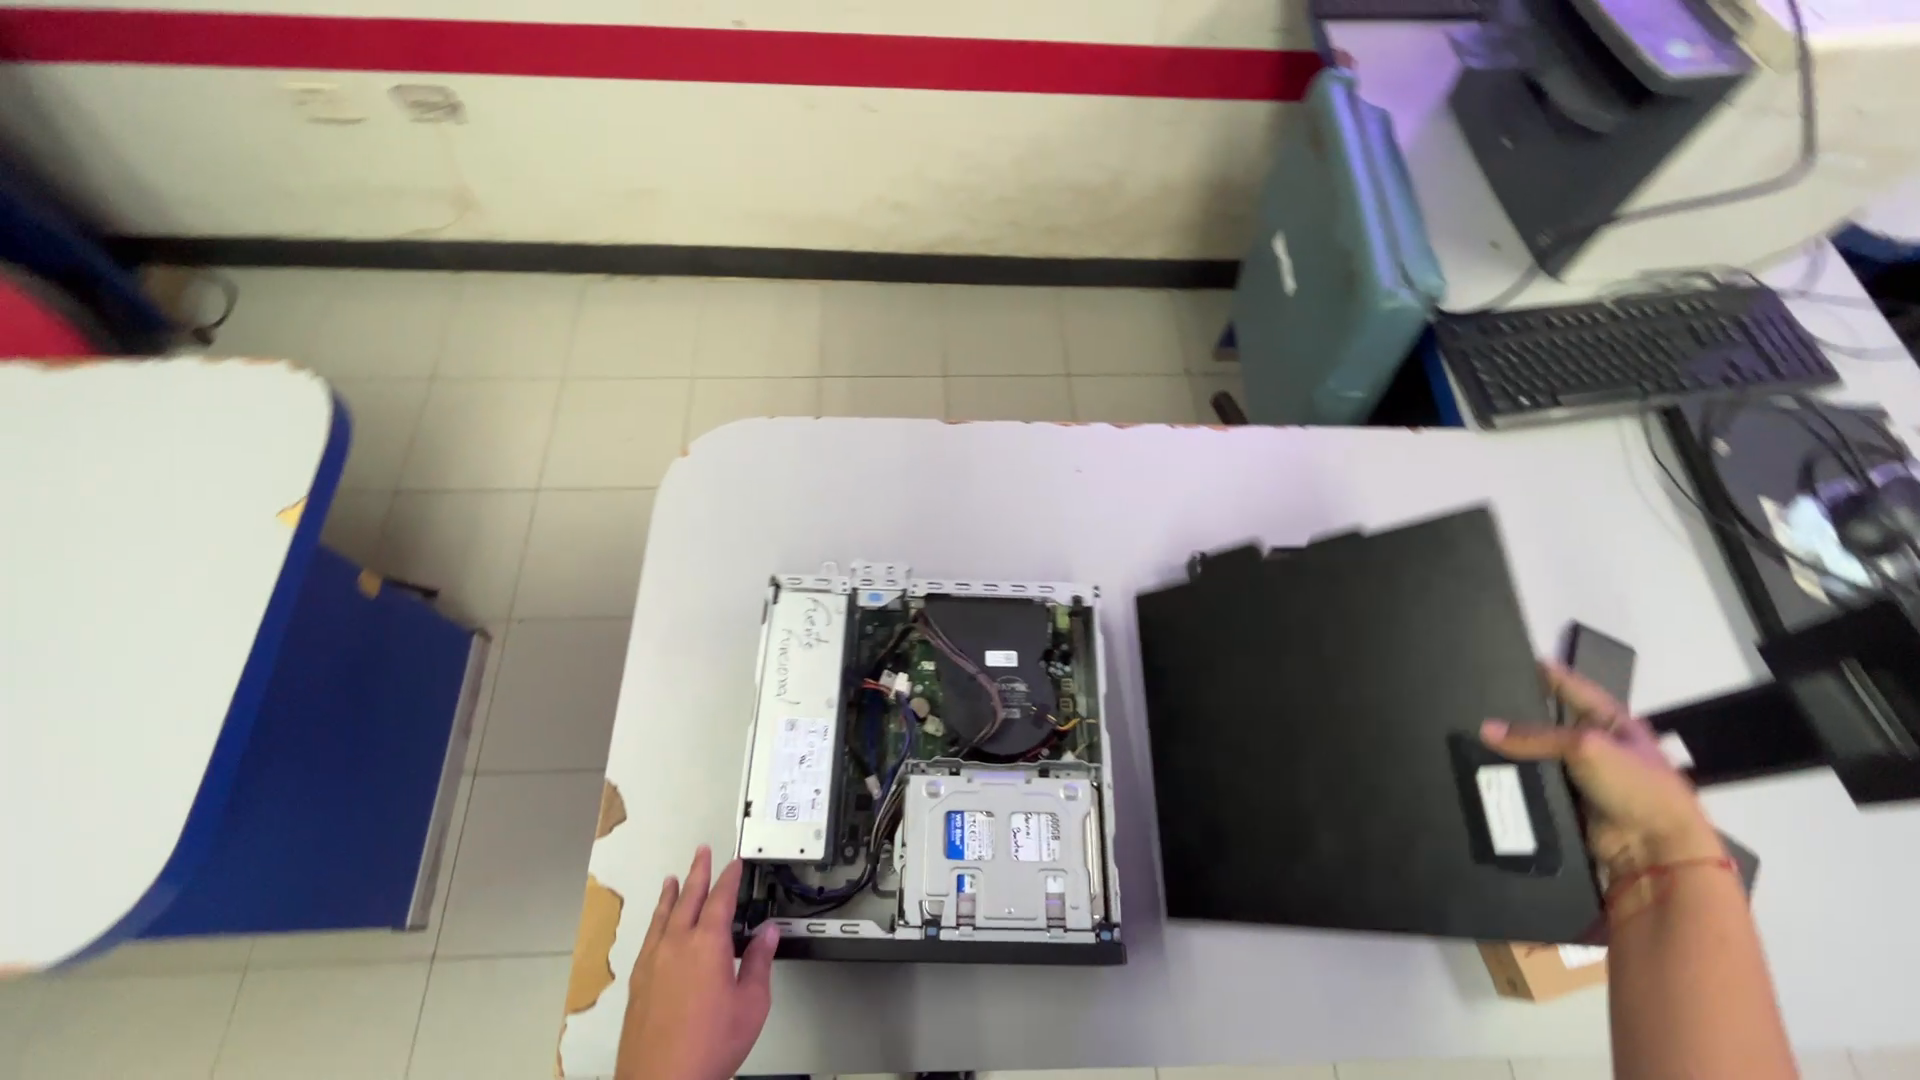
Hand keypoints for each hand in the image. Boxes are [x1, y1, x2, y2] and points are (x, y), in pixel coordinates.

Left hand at [615, 846, 779, 1079]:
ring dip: (672, 894)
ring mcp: (652, 963)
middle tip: (702, 853)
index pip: (721, 899)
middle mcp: (676, 946)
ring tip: (674, 879)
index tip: (734, 864)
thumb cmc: (710, 1047)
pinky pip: (649, 938)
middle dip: (698, 873)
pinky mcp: (637, 983)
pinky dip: (656, 921)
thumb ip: (758, 963)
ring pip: (663, 916)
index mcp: (707, 945)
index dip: (729, 878)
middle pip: (688, 898)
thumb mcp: (751, 1004)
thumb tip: (768, 935)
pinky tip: (658, 925)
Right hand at [1482, 661, 1721, 877]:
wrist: (1654, 848)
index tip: (1519, 659)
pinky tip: (1485, 765)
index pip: (1576, 689)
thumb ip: (1534, 736)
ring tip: (1472, 731)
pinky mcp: (1567, 800)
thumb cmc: (1634, 786)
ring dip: (1514, 750)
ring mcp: (1583, 775)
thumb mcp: (1585, 747)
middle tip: (1482, 699)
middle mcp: (1599, 745)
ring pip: (1539, 754)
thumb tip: (1484, 729)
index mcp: (1615, 724)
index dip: (1551, 674)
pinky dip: (1514, 777)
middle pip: (1551, 722)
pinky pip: (1534, 782)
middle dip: (1521, 714)